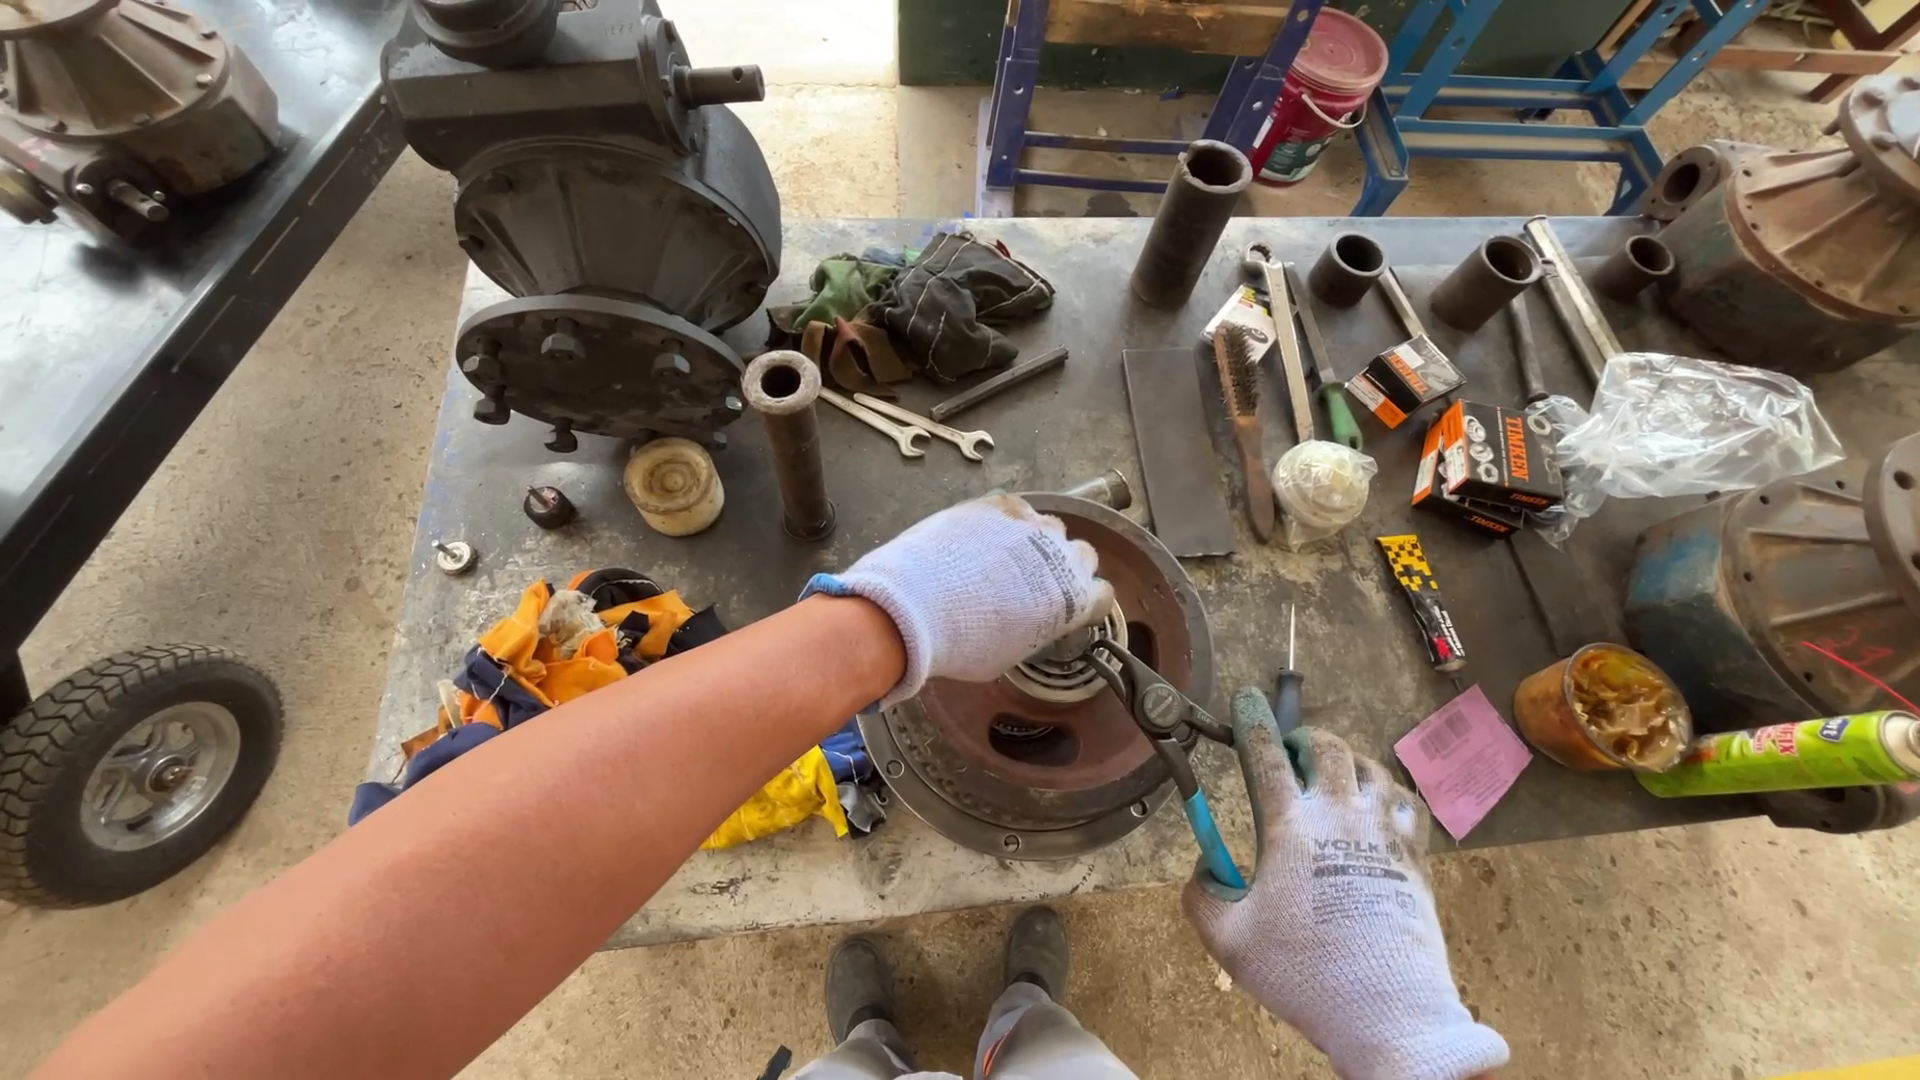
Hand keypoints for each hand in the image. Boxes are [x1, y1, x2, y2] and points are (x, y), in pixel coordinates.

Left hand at [803, 495, 1113, 706]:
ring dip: (1035, 539)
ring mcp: (1030, 525)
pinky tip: (981, 533)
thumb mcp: (1007, 655)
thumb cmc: (961, 646)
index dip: (1085, 600)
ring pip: (1048, 525)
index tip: (1066, 605)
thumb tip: (1023, 618)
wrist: (914, 609)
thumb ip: (1031, 629)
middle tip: (1034, 579)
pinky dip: (1003, 519)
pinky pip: (1013, 507)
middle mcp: (1062, 557)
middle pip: (1082, 554)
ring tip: (1003, 553)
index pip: (1102, 594)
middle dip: (1065, 565)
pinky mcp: (997, 505)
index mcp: (1073, 601)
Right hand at [1183, 690, 1507, 1079]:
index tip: (1246, 700)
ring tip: (1335, 778)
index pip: (1266, 758)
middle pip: (1329, 748)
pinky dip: (1388, 794)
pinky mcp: (1417, 860)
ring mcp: (1385, 836)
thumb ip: (1201, 896)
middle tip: (1291, 752)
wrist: (1394, 1019)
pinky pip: (1407, 805)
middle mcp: (1341, 817)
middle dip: (1305, 738)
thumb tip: (1203, 870)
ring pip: (1374, 769)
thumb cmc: (1306, 976)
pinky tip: (1379, 810)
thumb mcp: (1230, 941)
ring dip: (1349, 763)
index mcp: (1292, 828)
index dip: (1252, 723)